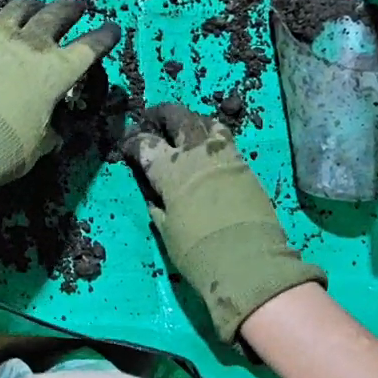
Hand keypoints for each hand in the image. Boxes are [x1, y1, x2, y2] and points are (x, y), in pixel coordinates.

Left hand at [0, 0, 120, 227]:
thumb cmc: (3, 148)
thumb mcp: (39, 144)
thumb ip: (49, 129)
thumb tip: (52, 128)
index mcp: (57, 71)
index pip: (90, 47)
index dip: (104, 37)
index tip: (112, 30)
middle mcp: (31, 45)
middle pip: (57, 15)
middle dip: (71, 8)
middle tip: (78, 5)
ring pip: (19, 8)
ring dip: (32, 5)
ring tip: (36, 4)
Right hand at [126, 104, 323, 342]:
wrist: (249, 262)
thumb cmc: (199, 251)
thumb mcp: (167, 230)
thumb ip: (159, 207)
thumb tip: (155, 196)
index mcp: (169, 169)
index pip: (145, 143)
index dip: (133, 141)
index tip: (128, 146)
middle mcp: (195, 153)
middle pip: (176, 117)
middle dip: (161, 115)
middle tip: (153, 121)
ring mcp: (223, 154)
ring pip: (204, 121)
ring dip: (190, 122)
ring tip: (184, 130)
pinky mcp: (244, 164)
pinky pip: (225, 139)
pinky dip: (212, 137)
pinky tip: (207, 148)